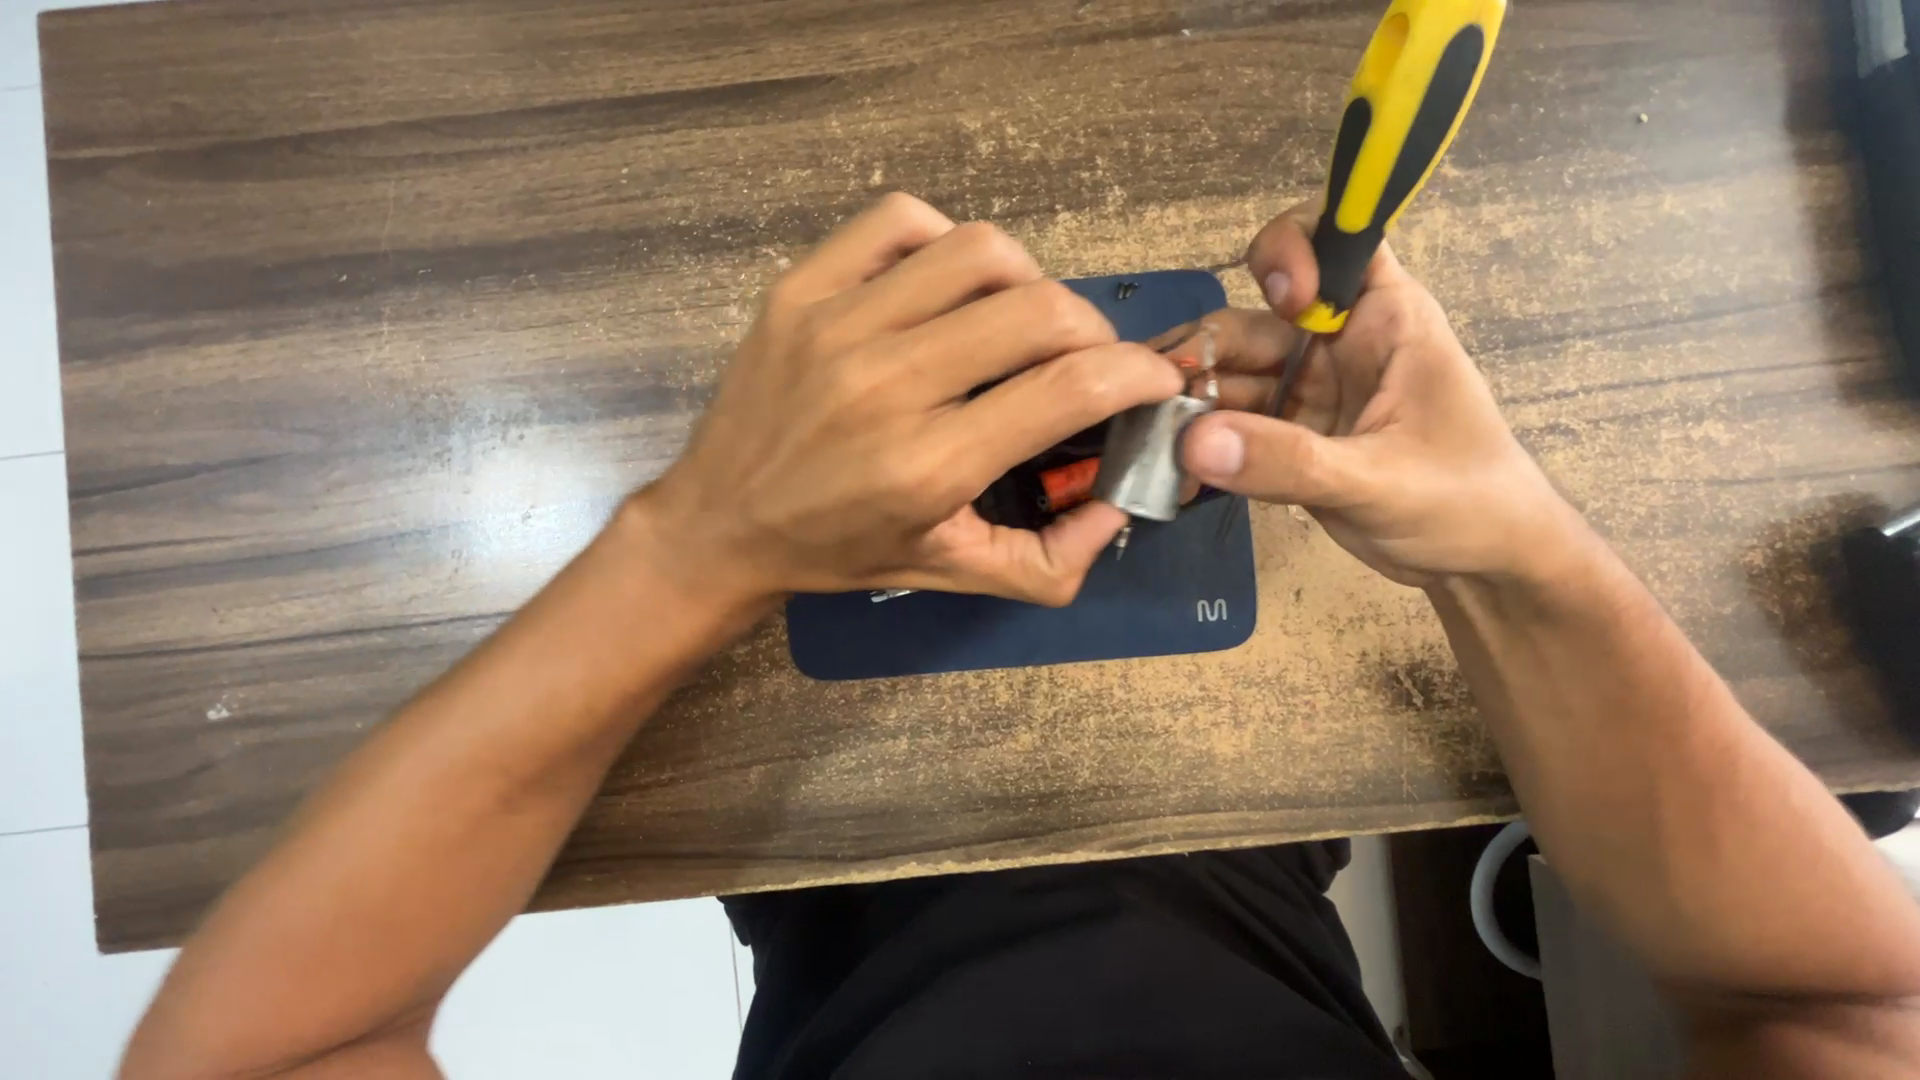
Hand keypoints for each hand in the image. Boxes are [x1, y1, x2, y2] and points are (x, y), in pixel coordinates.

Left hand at [645, 193, 1182, 605]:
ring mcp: (838, 324)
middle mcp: (888, 384)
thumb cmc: (839, 552)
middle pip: (1039, 310)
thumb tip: (1121, 507)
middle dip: (1094, 333)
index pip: (1069, 386)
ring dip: (1029, 281)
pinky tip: (948, 288)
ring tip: (1022, 321)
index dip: (1136, 375)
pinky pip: (900, 222)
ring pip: (979, 251)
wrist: (721, 524)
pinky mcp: (800, 289)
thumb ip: (1048, 562)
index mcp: (930, 465)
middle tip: (1087, 361)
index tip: (1151, 380)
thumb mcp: (949, 573)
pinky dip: (946, 243)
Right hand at [1164, 202, 1581, 587]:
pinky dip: (1197, 444)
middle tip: (1155, 399)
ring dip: (1187, 404)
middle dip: (1203, 352)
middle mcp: (1333, 344)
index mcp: (1382, 321)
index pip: (1334, 239)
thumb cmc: (1464, 501)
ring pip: (1228, 376)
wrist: (1476, 564)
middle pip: (1251, 321)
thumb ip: (1290, 462)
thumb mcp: (1381, 480)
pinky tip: (1170, 469)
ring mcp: (1302, 392)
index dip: (1295, 251)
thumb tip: (1192, 442)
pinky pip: (1226, 427)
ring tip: (1148, 439)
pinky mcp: (1282, 436)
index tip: (1285, 305)